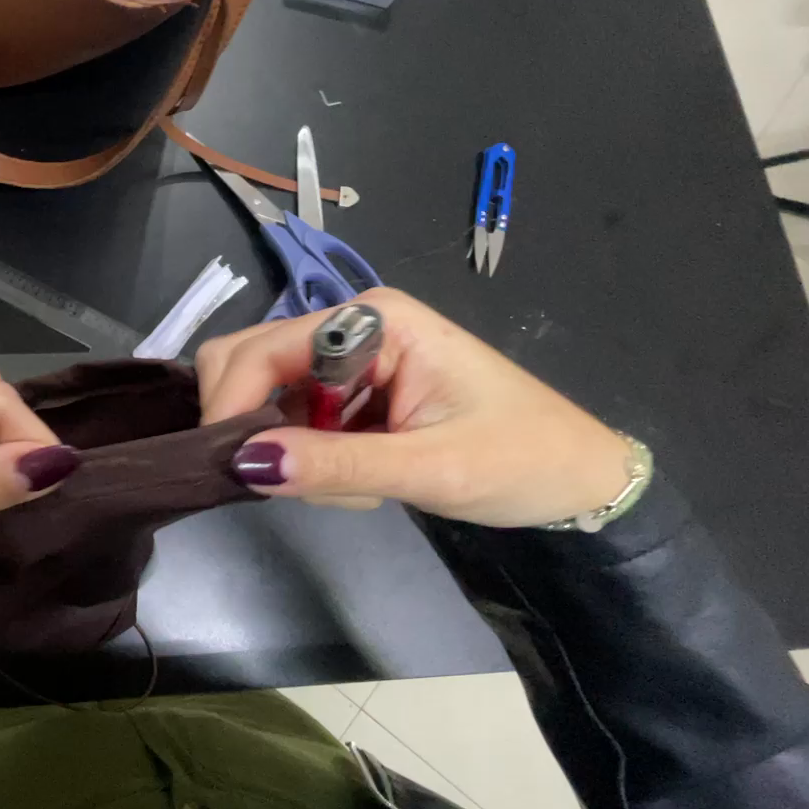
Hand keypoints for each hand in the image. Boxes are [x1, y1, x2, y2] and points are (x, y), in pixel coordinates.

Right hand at [196, 287, 630, 527]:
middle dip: (256, 424)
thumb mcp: (431, 468)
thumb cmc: (524, 461)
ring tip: (353, 487)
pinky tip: (358, 479)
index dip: (232, 401)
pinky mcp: (347, 391)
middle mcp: (348, 328)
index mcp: (372, 322)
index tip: (226, 463)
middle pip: (249, 362)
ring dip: (291, 450)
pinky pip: (290, 420)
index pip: (264, 348)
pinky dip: (306, 457)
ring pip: (265, 398)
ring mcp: (345, 359)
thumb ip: (334, 464)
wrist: (582, 483)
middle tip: (286, 478)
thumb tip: (243, 464)